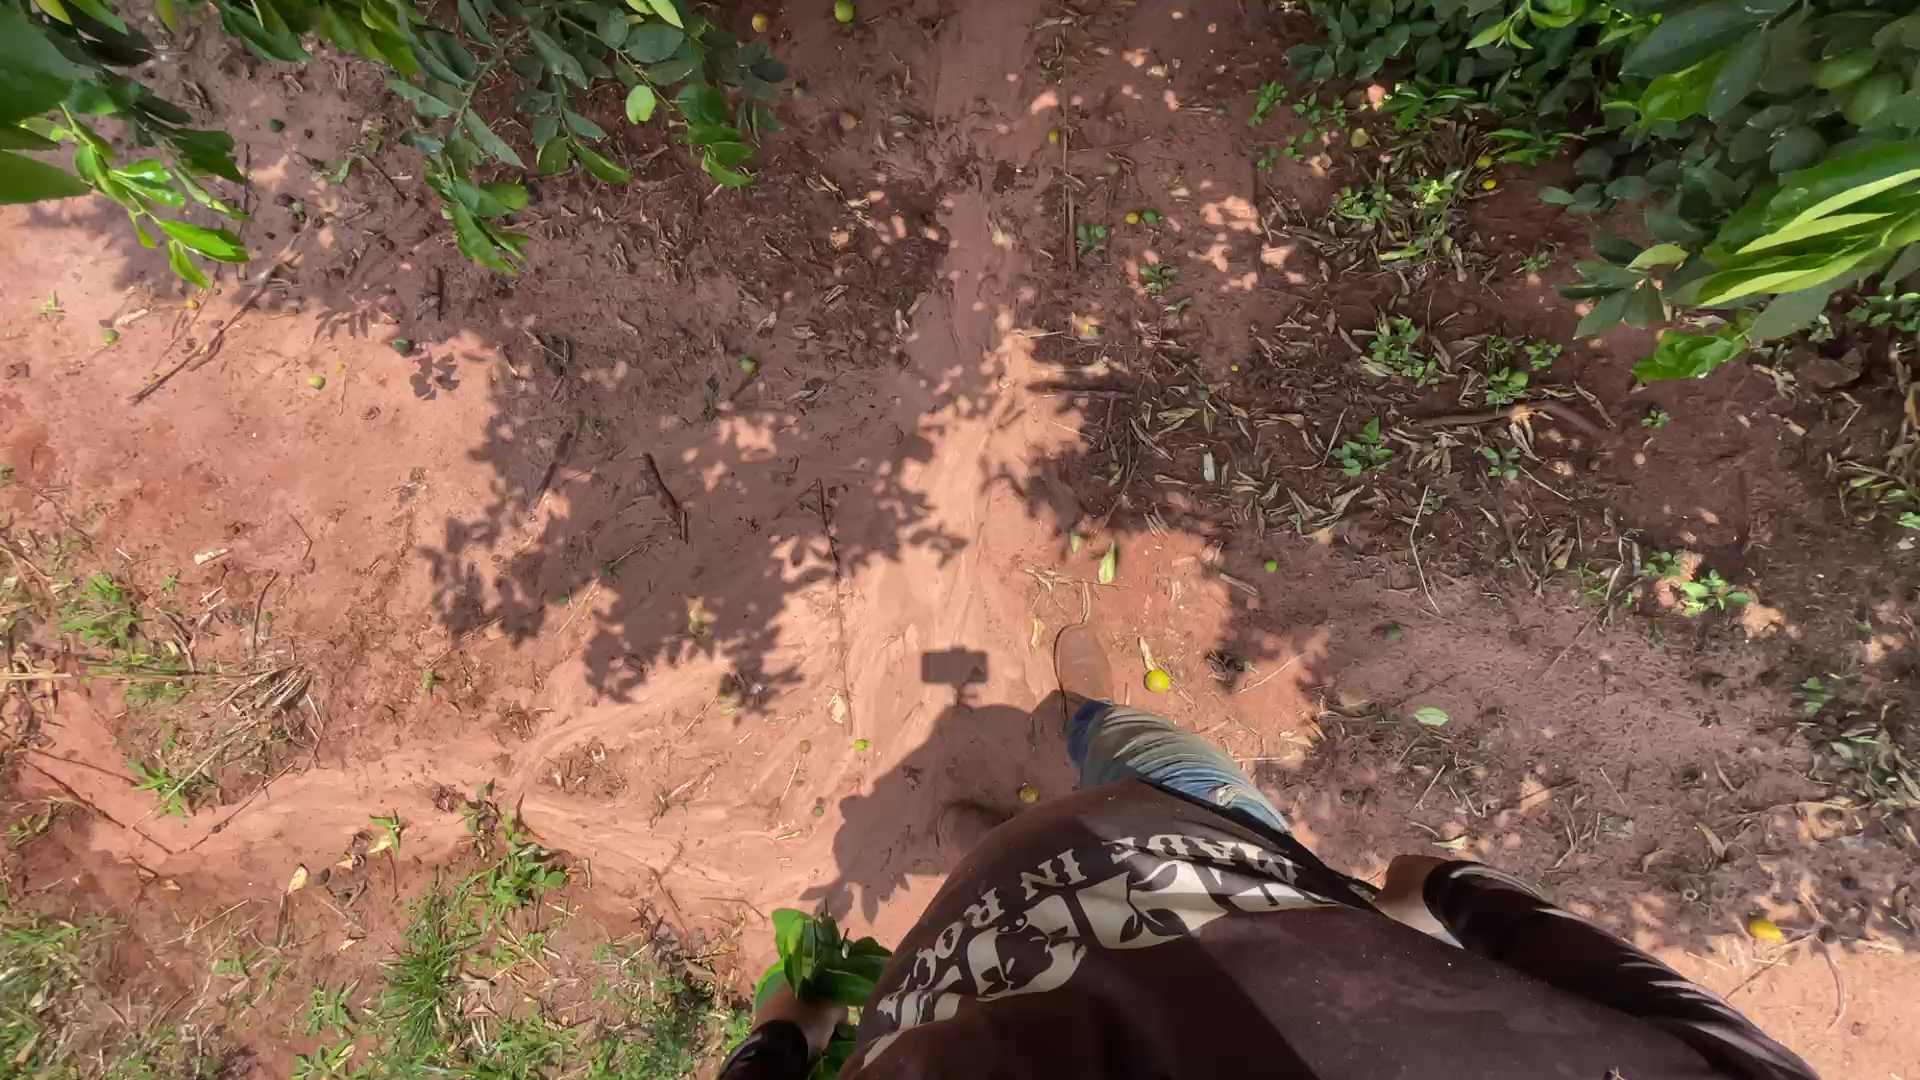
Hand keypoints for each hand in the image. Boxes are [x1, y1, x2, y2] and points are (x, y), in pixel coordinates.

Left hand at [752, 982, 847, 1058]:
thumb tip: (843, 1009)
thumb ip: (839, 1007)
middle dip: (813, 1008)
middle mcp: (778, 991)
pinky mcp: (759, 1030)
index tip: (834, 1005)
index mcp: (795, 982)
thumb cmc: (806, 1025)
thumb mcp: (830, 1014)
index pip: (814, 982)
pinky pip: (781, 1027)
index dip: (826, 993)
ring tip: (812, 1034)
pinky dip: (790, 1032)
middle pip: (802, 998)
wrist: (776, 1052)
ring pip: (790, 1013)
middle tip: (825, 1021)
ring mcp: (766, 1011)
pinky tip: (797, 1041)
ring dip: (801, 1020)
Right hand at [1371, 854, 1450, 936]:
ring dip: (1431, 892)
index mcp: (1394, 863)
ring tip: (1437, 910)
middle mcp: (1413, 858)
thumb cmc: (1414, 900)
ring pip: (1430, 881)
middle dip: (1414, 892)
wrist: (1452, 896)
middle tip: (1420, 911)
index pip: (1389, 879)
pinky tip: (1449, 906)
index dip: (1395, 895)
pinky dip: (1445, 893)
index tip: (1402, 909)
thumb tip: (1373, 899)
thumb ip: (1378, 901)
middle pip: (1411, 878)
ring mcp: (1437, 863)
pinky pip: (1446, 884)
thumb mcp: (1388, 906)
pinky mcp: (1457, 870)